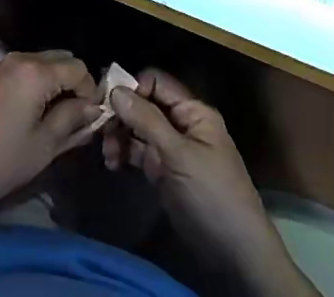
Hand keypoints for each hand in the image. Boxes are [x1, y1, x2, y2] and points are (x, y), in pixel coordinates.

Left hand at [0, 51, 102, 236]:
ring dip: (58, 84)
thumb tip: (93, 108)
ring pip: (46, 63)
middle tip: (78, 118)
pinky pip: (28, 70)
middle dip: (76, 84)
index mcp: (36, 71)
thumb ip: (72, 120)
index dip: (91, 92)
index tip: (91, 119)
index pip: (80, 68)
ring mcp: (4, 64)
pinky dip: (41, 84)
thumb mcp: (44, 145)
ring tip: (60, 119)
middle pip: (63, 59)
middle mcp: (21, 58)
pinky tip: (39, 113)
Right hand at [103, 70, 313, 295]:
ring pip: (137, 128)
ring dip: (119, 136)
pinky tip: (113, 164)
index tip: (106, 101)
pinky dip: (124, 153)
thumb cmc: (211, 194)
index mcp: (192, 111)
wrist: (233, 252)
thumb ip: (147, 120)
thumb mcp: (179, 154)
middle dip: (121, 115)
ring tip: (109, 156)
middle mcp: (181, 123)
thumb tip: (115, 89)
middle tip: (100, 130)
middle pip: (143, 104)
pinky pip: (137, 151)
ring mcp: (171, 148)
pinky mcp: (162, 171)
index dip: (132, 87)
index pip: (156, 83)